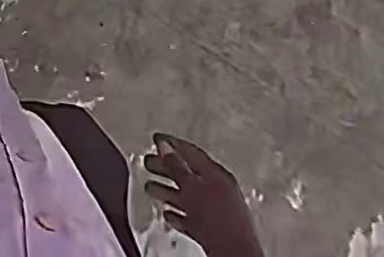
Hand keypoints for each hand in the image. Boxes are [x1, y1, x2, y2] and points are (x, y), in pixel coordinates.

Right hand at [145, 132, 263, 256]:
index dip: (171, 143)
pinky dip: (179, 213)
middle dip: (166, 167)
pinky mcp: (213, 231)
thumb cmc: (219, 221)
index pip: (191, 151)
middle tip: (149, 161)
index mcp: (216, 174)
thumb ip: (177, 165)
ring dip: (168, 191)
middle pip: (187, 172)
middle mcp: (219, 189)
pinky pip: (192, 216)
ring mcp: (218, 211)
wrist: (234, 256)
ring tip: (151, 188)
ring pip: (187, 195)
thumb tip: (165, 147)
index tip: (157, 138)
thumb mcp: (191, 186)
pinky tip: (169, 214)